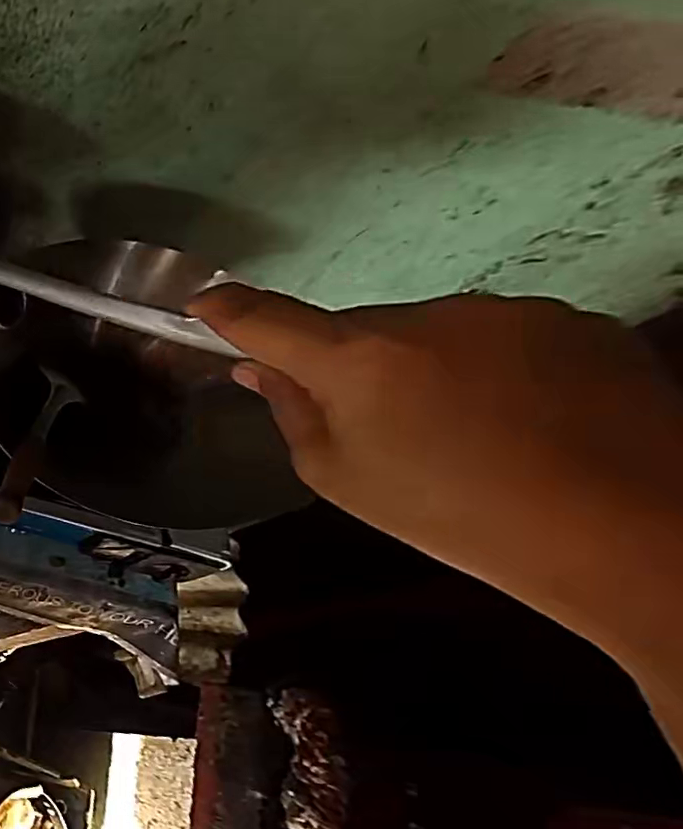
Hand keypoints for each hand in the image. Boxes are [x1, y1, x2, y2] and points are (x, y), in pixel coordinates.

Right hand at [189, 284, 682, 761]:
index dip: (230, 309)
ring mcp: (506, 312)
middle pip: (351, 328)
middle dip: (337, 361)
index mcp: (358, 359)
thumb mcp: (335, 474)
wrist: (627, 527)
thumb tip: (262, 369)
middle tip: (356, 419)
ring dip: (408, 364)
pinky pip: (485, 335)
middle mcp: (428, 317)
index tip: (201, 300)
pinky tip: (502, 416)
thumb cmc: (446, 510)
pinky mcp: (572, 320)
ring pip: (420, 331)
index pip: (270, 320)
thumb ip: (291, 410)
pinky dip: (471, 366)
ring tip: (443, 426)